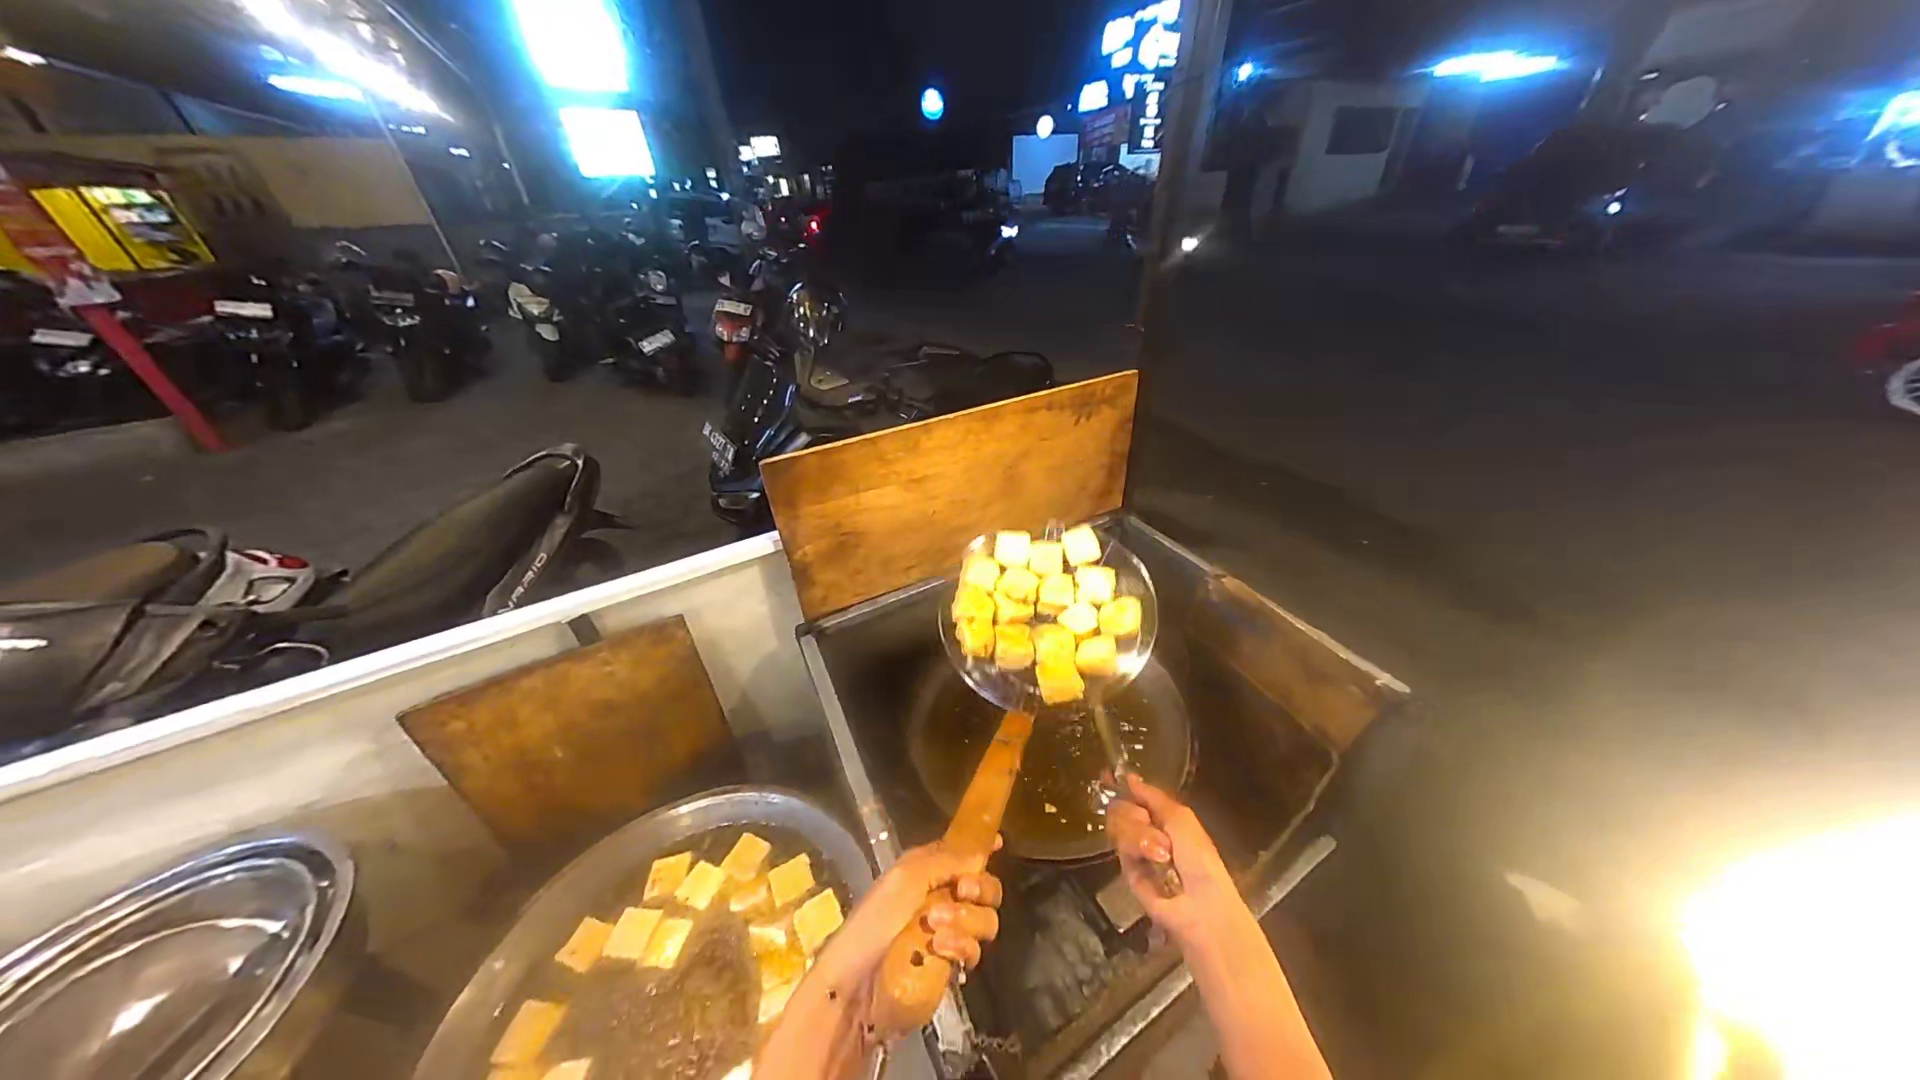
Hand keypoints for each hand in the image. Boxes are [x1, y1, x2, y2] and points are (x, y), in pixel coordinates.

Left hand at [802, 839, 1003, 1035]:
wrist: (859, 983)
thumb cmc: (877, 919)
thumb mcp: (907, 876)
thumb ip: (947, 860)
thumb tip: (982, 851)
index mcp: (926, 869)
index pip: (961, 852)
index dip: (981, 847)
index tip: (999, 843)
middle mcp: (942, 896)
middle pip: (984, 886)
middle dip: (980, 886)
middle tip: (964, 891)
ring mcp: (949, 931)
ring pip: (985, 917)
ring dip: (965, 918)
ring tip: (936, 925)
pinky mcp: (951, 964)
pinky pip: (974, 949)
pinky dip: (961, 946)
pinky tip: (940, 948)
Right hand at [1104, 775, 1244, 948]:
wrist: (1200, 904)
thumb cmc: (1200, 858)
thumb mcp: (1182, 817)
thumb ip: (1152, 796)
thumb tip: (1129, 777)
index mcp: (1163, 817)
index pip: (1135, 795)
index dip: (1122, 786)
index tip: (1109, 777)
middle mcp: (1146, 831)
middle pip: (1121, 807)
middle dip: (1133, 813)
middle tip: (1147, 822)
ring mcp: (1135, 851)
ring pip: (1118, 824)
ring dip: (1139, 833)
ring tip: (1160, 851)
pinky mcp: (1125, 870)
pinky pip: (1120, 847)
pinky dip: (1135, 848)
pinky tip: (1150, 858)